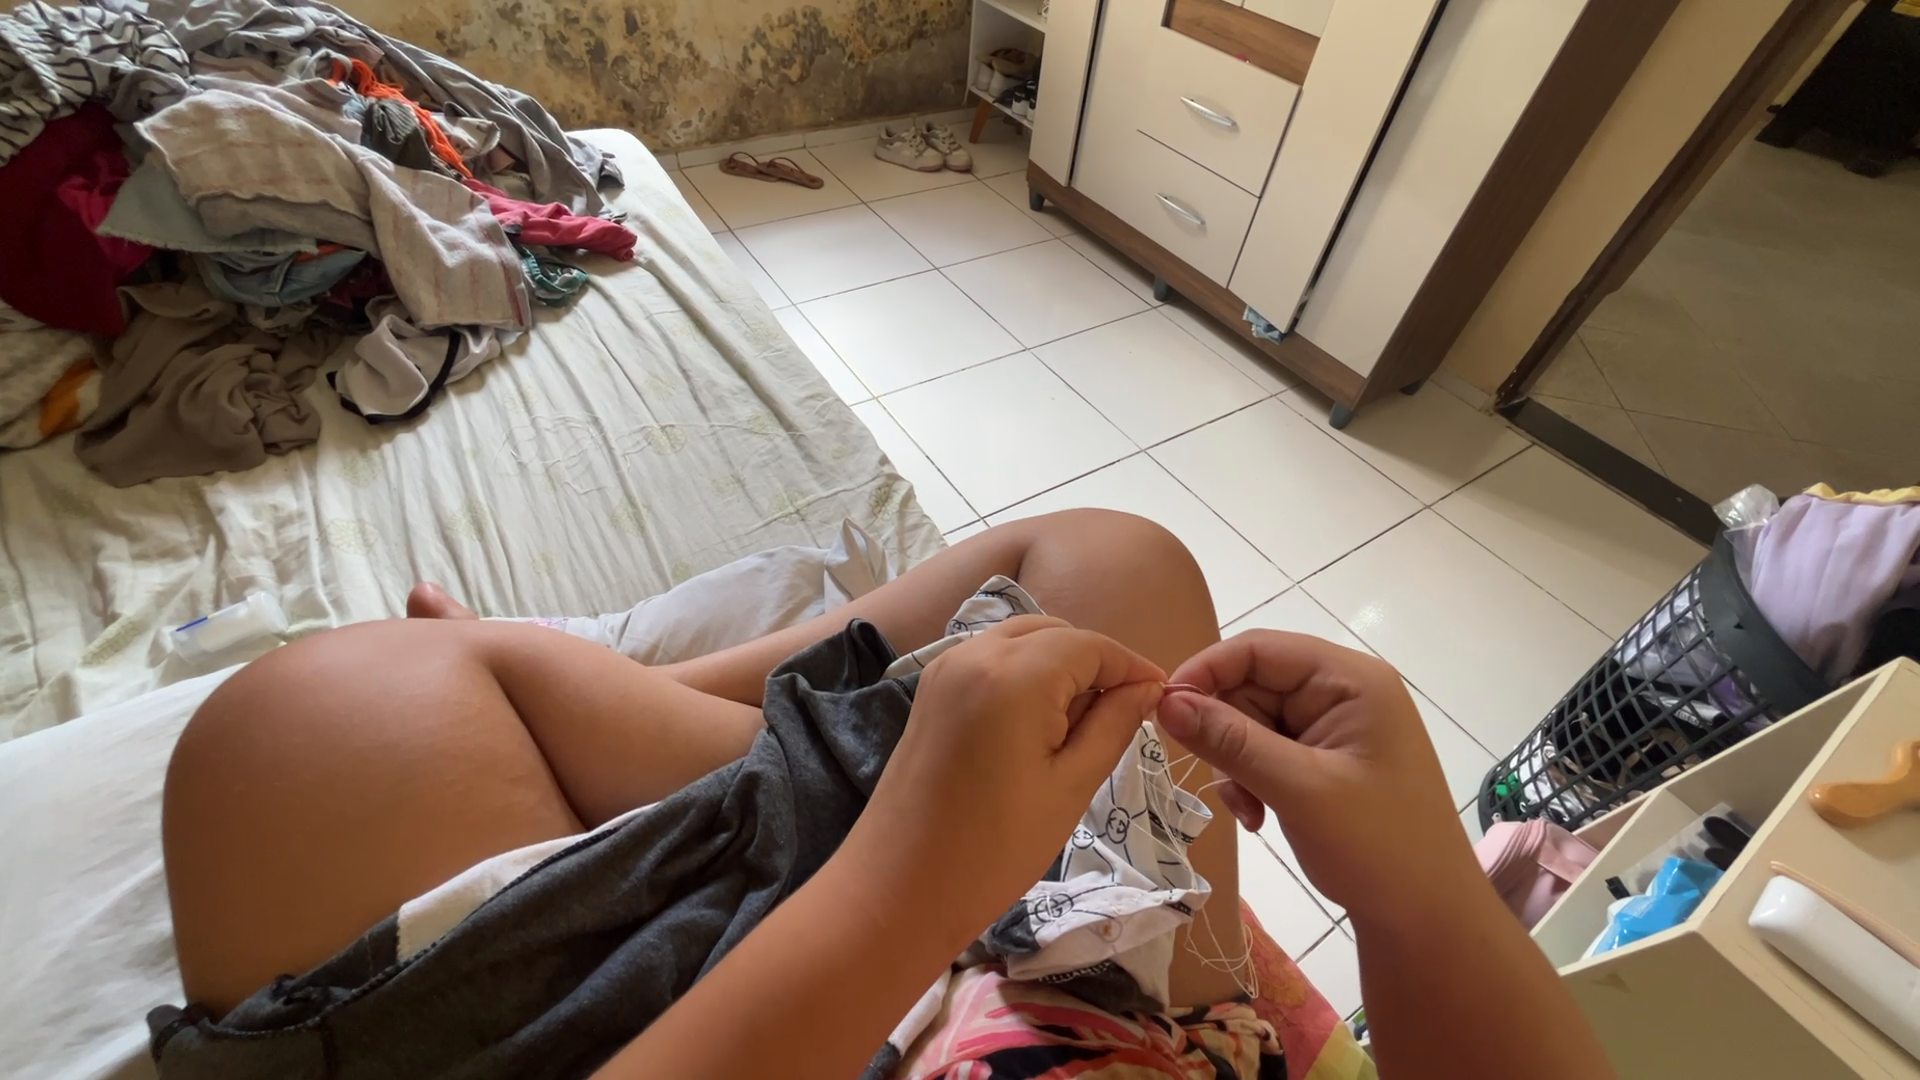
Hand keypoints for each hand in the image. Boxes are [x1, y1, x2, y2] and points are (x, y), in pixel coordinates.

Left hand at [847, 616, 1165, 939]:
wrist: (900, 885)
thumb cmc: (996, 847)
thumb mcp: (1071, 786)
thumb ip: (1114, 725)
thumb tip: (1147, 689)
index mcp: (1014, 674)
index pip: (1090, 645)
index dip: (1131, 666)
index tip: (1161, 696)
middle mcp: (976, 652)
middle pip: (1054, 633)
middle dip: (1094, 663)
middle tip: (1123, 713)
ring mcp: (946, 665)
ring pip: (1021, 638)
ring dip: (1059, 664)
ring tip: (1082, 720)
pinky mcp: (931, 686)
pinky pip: (991, 657)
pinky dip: (1024, 670)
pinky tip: (1037, 718)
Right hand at [1155, 630, 1479, 924]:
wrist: (1429, 925)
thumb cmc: (1379, 849)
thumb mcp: (1298, 789)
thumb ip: (1230, 740)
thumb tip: (1164, 701)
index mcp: (1349, 680)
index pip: (1257, 649)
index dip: (1206, 670)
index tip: (1164, 708)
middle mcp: (1339, 691)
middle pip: (1249, 685)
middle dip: (1226, 733)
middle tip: (1222, 780)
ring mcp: (1330, 724)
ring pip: (1247, 720)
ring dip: (1235, 764)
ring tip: (1249, 809)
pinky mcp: (1320, 756)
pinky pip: (1260, 748)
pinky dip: (1248, 778)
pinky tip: (1257, 815)